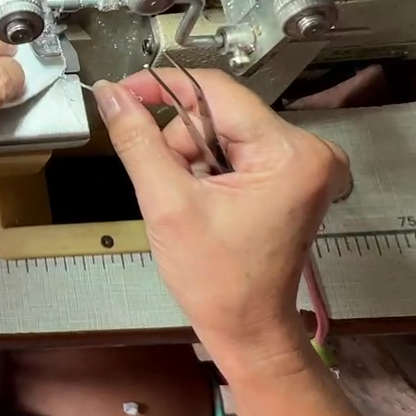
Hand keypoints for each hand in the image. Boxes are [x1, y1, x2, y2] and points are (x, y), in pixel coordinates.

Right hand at [92, 69, 349, 379]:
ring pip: (216, 128)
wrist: (246, 328)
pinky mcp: (285, 174)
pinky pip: (228, 146)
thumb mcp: (166, 202)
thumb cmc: (218, 280)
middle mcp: (305, 149)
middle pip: (214, 110)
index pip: (213, 89)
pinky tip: (200, 199)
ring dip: (186, 156)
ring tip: (186, 200)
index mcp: (289, 152)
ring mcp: (298, 162)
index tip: (120, 94)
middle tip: (167, 183)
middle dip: (176, 141)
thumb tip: (110, 93)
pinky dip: (201, 166)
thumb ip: (137, 139)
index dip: (159, 87)